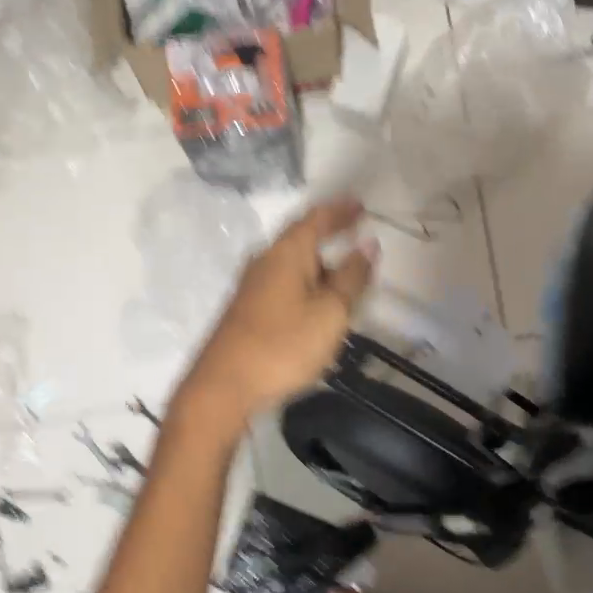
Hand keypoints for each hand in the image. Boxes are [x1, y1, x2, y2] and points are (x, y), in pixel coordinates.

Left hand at [176, 198, 378, 429]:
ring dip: (319, 272)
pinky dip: (305, 291)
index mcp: (286, 253)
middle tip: (359, 251)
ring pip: (293, 269)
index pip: (317, 218)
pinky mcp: (246, 312)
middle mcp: (264, 262)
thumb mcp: (329, 314)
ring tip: (345, 288)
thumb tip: (368, 245)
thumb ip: (351, 278)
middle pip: (302, 242)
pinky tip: (316, 313)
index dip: (341, 211)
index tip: (362, 206)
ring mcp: (251, 288)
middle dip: (331, 242)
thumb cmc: (283, 346)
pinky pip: (284, 289)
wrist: (224, 386)